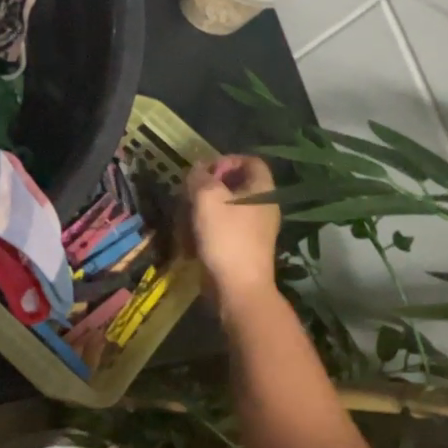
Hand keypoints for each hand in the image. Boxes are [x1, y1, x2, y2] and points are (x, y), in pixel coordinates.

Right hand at [186, 155, 282, 297]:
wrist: (238, 286)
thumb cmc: (226, 237)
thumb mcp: (207, 198)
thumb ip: (200, 177)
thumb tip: (197, 170)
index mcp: (262, 190)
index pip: (250, 161)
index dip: (226, 160)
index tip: (204, 173)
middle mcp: (263, 206)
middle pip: (235, 184)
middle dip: (208, 187)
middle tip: (189, 195)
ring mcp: (255, 228)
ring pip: (226, 207)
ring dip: (203, 209)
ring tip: (184, 219)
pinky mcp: (244, 246)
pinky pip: (224, 227)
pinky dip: (207, 228)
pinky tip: (191, 239)